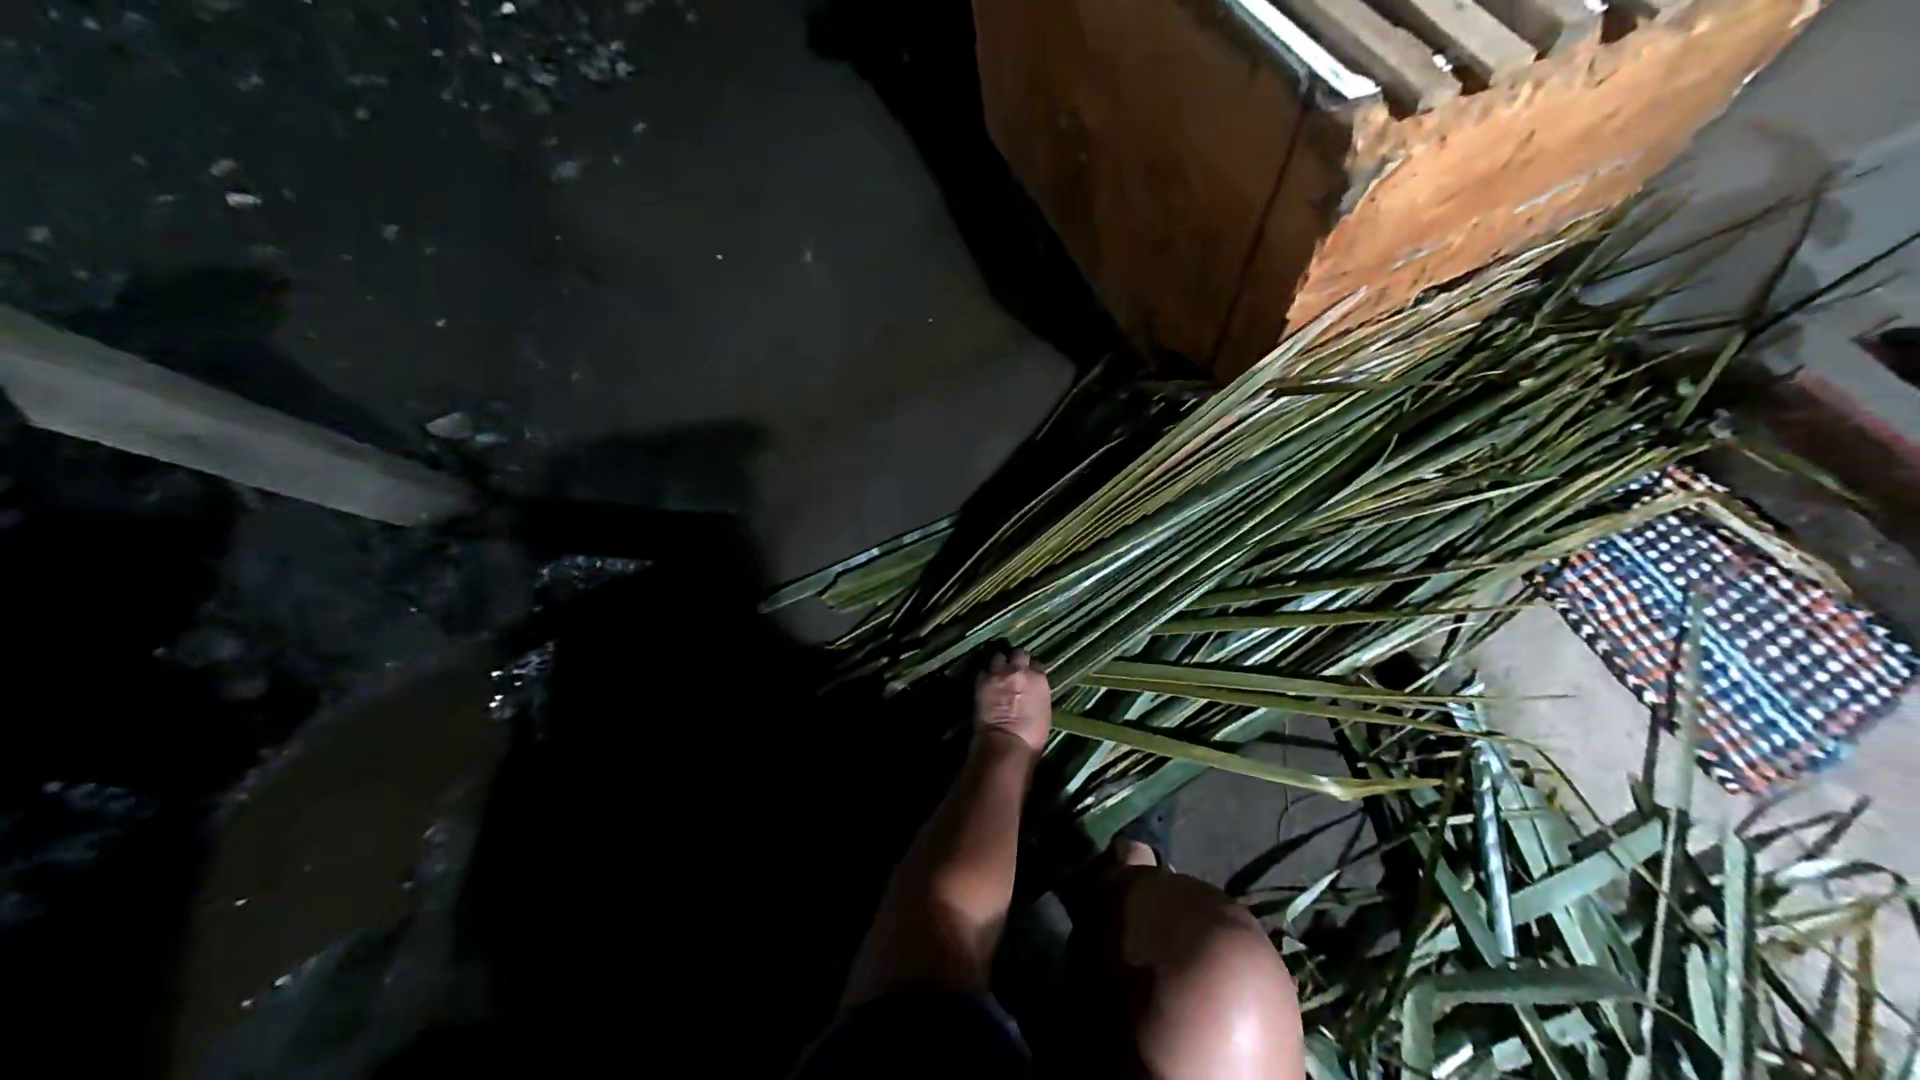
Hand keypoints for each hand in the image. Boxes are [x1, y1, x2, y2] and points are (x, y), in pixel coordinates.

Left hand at [974, 649, 1050, 753]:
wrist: (1007, 742)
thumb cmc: (1031, 735)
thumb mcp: (1044, 710)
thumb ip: (1037, 693)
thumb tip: (1030, 691)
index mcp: (1038, 678)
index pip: (1036, 664)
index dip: (1030, 669)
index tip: (1027, 675)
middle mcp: (1019, 670)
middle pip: (1018, 653)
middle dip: (1015, 660)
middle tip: (1012, 669)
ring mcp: (999, 673)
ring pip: (998, 657)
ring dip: (998, 664)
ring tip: (997, 673)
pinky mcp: (982, 680)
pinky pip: (983, 670)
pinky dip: (985, 675)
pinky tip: (986, 683)